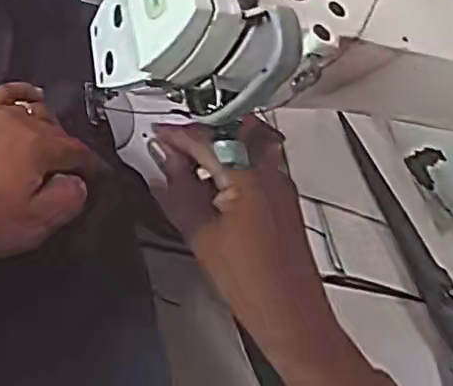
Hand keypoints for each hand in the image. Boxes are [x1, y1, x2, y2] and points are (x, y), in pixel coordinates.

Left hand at [0, 82, 100, 260]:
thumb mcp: (37, 222)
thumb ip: (68, 200)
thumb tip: (77, 185)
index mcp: (38, 146)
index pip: (76, 151)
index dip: (90, 165)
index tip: (95, 174)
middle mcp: (18, 123)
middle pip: (58, 129)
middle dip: (69, 148)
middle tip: (72, 169)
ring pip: (35, 110)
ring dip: (50, 125)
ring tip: (54, 143)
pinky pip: (7, 92)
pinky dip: (23, 92)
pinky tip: (29, 95)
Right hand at [149, 119, 392, 385]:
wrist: (293, 322)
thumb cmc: (255, 286)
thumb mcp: (199, 232)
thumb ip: (177, 188)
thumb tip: (164, 161)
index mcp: (246, 175)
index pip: (204, 137)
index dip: (175, 134)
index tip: (158, 135)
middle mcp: (269, 173)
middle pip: (229, 129)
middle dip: (197, 132)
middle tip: (172, 143)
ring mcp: (282, 185)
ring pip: (245, 141)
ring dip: (216, 143)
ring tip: (190, 161)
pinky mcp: (285, 198)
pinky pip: (256, 160)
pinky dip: (232, 159)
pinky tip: (214, 181)